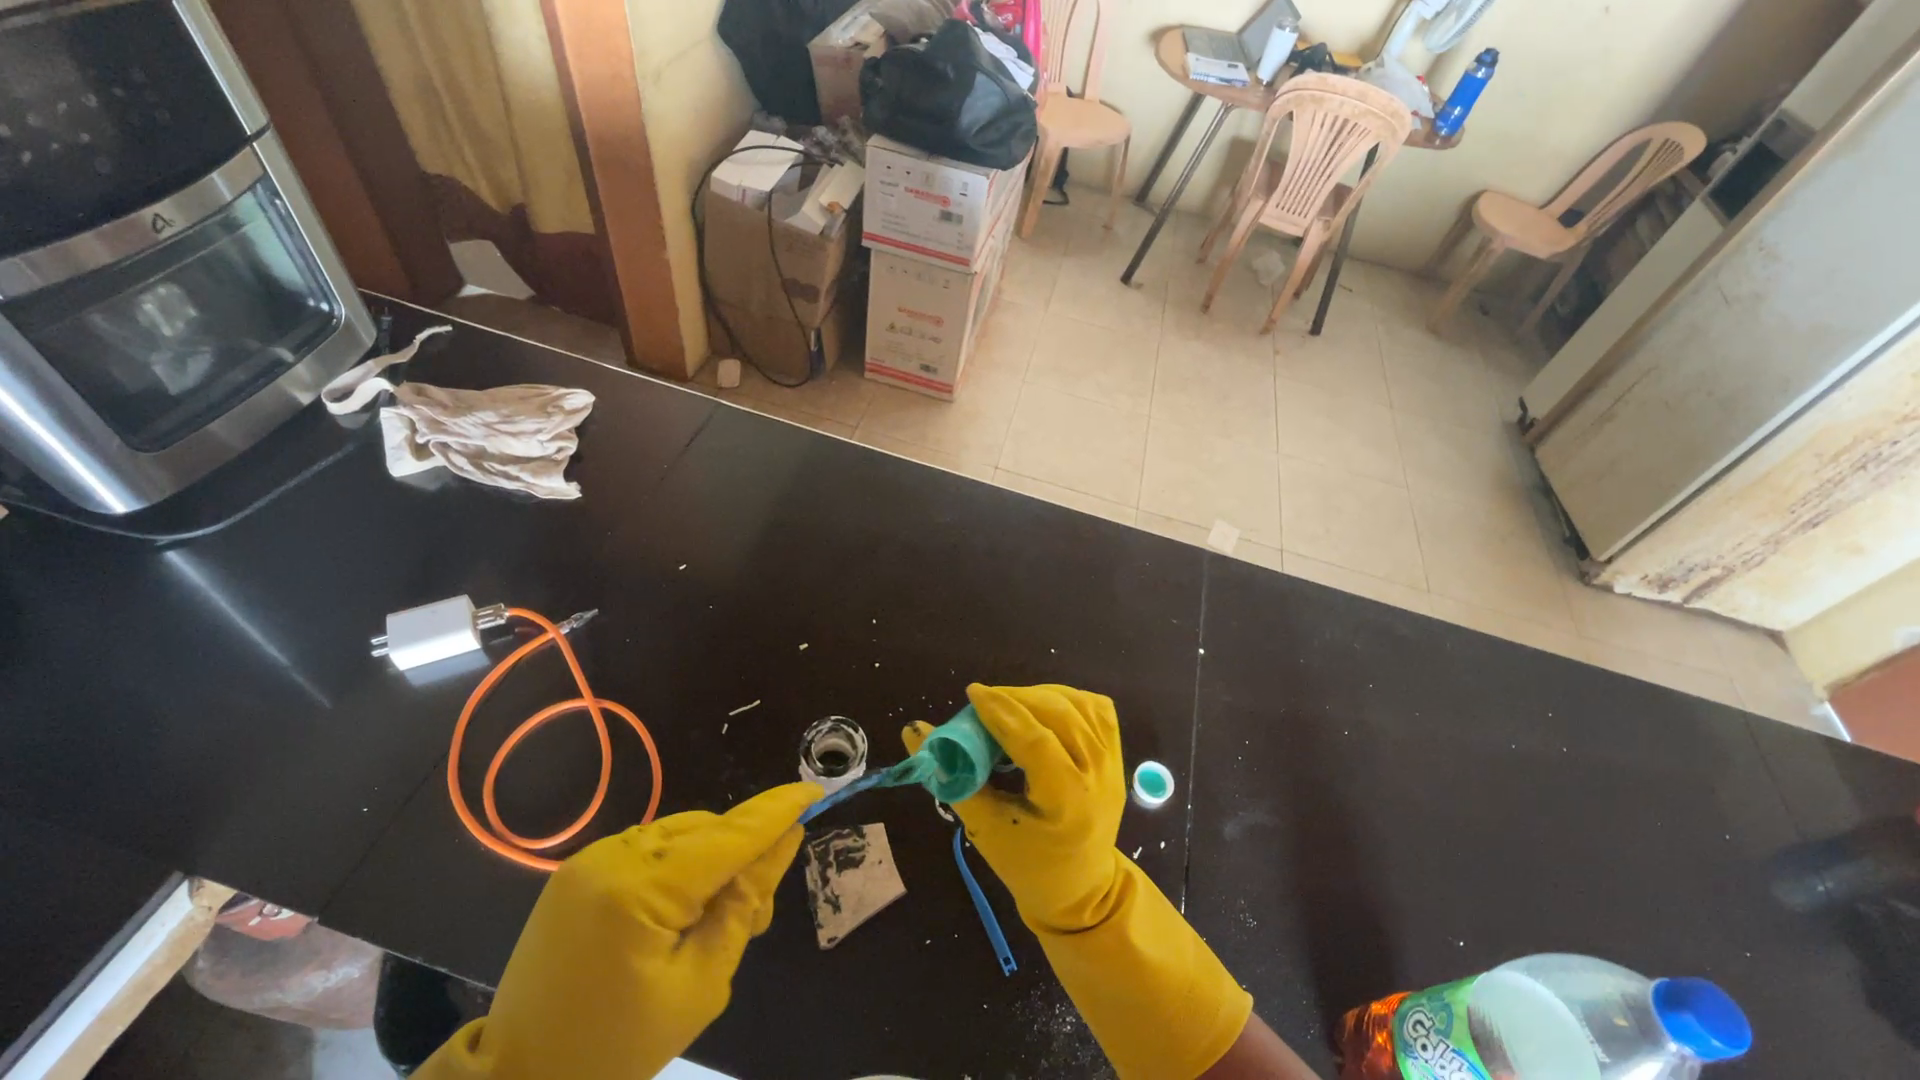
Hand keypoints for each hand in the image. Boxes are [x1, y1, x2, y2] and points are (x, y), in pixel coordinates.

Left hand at [417, 782, 820, 1079]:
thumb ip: (744, 905)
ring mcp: (589, 860)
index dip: (776, 811)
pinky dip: (678, 865)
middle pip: (706, 830)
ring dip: (712, 859)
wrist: (519, 1077)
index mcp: (641, 889)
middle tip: (761, 915)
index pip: (729, 836)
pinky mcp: (576, 872)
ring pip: (679, 834)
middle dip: (745, 855)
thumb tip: (782, 842)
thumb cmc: (620, 1045)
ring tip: (718, 919)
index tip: (816, 789)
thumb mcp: (702, 982)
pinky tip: (681, 909)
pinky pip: (648, 848)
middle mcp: (613, 857)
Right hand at [903, 683, 1124, 932]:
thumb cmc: (1026, 864)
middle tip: (984, 702)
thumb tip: (914, 731)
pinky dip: (1069, 699)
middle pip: (1059, 715)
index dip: (1001, 711)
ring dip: (1041, 695)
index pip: (1036, 741)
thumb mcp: (983, 827)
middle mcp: (1098, 777)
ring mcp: (1114, 765)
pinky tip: (1042, 707)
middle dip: (1017, 699)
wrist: (1079, 890)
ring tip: (1009, 704)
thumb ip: (951, 777)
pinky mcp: (1118, 757)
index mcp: (1067, 801)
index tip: (972, 693)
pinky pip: (1098, 710)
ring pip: (1080, 705)